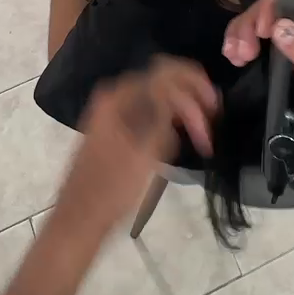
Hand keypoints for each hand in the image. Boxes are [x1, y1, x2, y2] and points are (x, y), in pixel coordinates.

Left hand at [50, 57, 219, 233]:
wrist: (79, 220)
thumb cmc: (112, 189)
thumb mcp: (146, 151)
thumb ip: (165, 114)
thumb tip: (183, 89)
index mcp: (118, 97)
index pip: (165, 73)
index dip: (194, 85)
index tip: (214, 108)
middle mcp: (114, 97)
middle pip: (162, 82)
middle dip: (190, 97)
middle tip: (213, 117)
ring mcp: (113, 112)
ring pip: (157, 98)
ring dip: (182, 110)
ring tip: (203, 132)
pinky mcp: (116, 129)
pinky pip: (147, 112)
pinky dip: (167, 120)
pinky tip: (182, 134)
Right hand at [223, 0, 293, 151]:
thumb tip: (277, 30)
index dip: (278, 4)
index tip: (261, 29)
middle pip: (282, 5)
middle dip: (255, 21)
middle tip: (238, 47)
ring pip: (273, 22)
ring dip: (248, 32)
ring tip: (232, 54)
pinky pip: (273, 43)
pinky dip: (252, 46)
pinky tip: (236, 57)